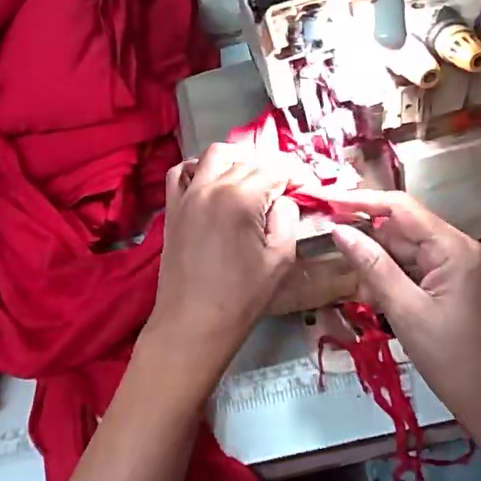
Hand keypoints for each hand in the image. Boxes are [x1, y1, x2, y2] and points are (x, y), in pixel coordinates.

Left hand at [149, 142, 300, 374]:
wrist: (192, 325)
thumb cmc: (241, 298)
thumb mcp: (280, 259)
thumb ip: (287, 218)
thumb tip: (282, 199)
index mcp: (241, 198)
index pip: (276, 169)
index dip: (296, 176)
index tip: (308, 188)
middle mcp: (211, 186)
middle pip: (249, 161)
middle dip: (273, 170)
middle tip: (288, 190)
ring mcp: (187, 194)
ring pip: (216, 155)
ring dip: (239, 161)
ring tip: (254, 183)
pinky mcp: (173, 207)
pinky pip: (182, 171)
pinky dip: (200, 169)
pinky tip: (214, 184)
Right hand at [326, 190, 480, 448]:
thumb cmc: (457, 362)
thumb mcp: (407, 313)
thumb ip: (373, 268)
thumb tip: (339, 231)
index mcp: (454, 248)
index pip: (401, 208)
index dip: (361, 200)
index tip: (326, 199)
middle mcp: (460, 249)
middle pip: (404, 229)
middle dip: (366, 235)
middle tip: (325, 239)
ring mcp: (460, 268)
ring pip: (408, 252)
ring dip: (377, 261)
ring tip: (343, 270)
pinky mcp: (456, 287)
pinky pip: (418, 271)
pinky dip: (393, 278)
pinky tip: (370, 291)